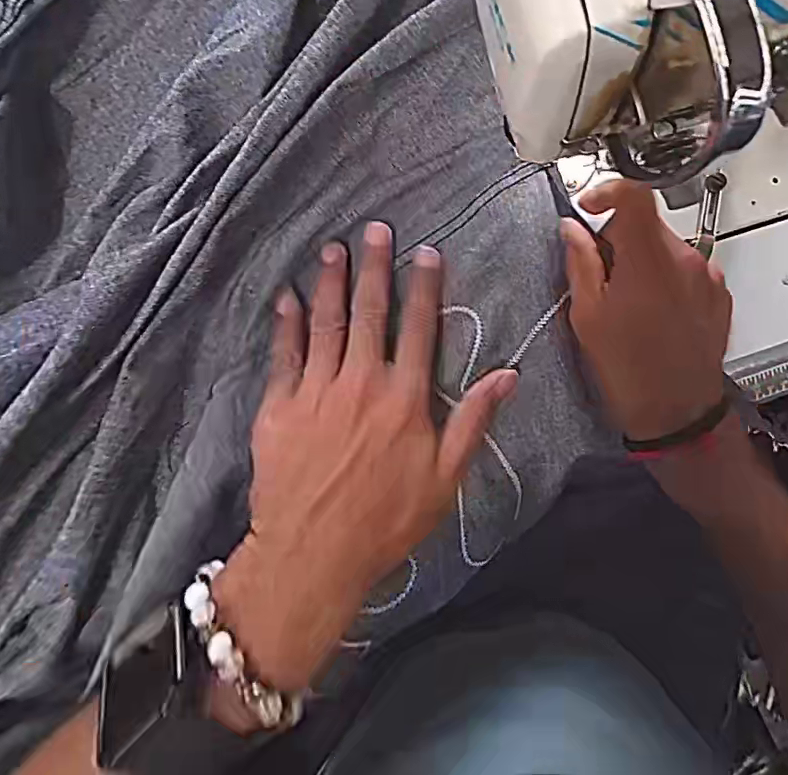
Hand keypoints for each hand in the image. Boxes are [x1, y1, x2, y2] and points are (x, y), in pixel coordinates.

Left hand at [214, 222, 517, 694]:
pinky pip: (285, 355)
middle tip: (374, 230)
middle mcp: (361, 383)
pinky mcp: (280, 407)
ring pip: (326, 323)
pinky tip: (287, 297)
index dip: (424, 287)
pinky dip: (286, 323)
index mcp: (404, 398)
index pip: (418, 327)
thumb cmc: (386, 521)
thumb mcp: (445, 478)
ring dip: (330, 283)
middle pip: (370, 313)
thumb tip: (508, 375)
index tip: (426, 252)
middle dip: (375, 268)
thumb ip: (473, 420)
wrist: (312, 557)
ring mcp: (317, 391)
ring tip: (332, 249)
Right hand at [561, 179, 731, 440]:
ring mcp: (707, 277)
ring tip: (629, 302)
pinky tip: (654, 312)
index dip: (607, 192)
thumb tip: (573, 230)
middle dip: (619, 238)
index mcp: (648, 260)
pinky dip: (666, 278)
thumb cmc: (632, 372)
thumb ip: (581, 262)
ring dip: (643, 260)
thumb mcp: (588, 316)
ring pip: (666, 246)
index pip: (634, 195)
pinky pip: (686, 268)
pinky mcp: (719, 293)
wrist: (678, 413)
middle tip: (602, 273)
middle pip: (646, 223)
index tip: (591, 207)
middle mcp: (685, 260)